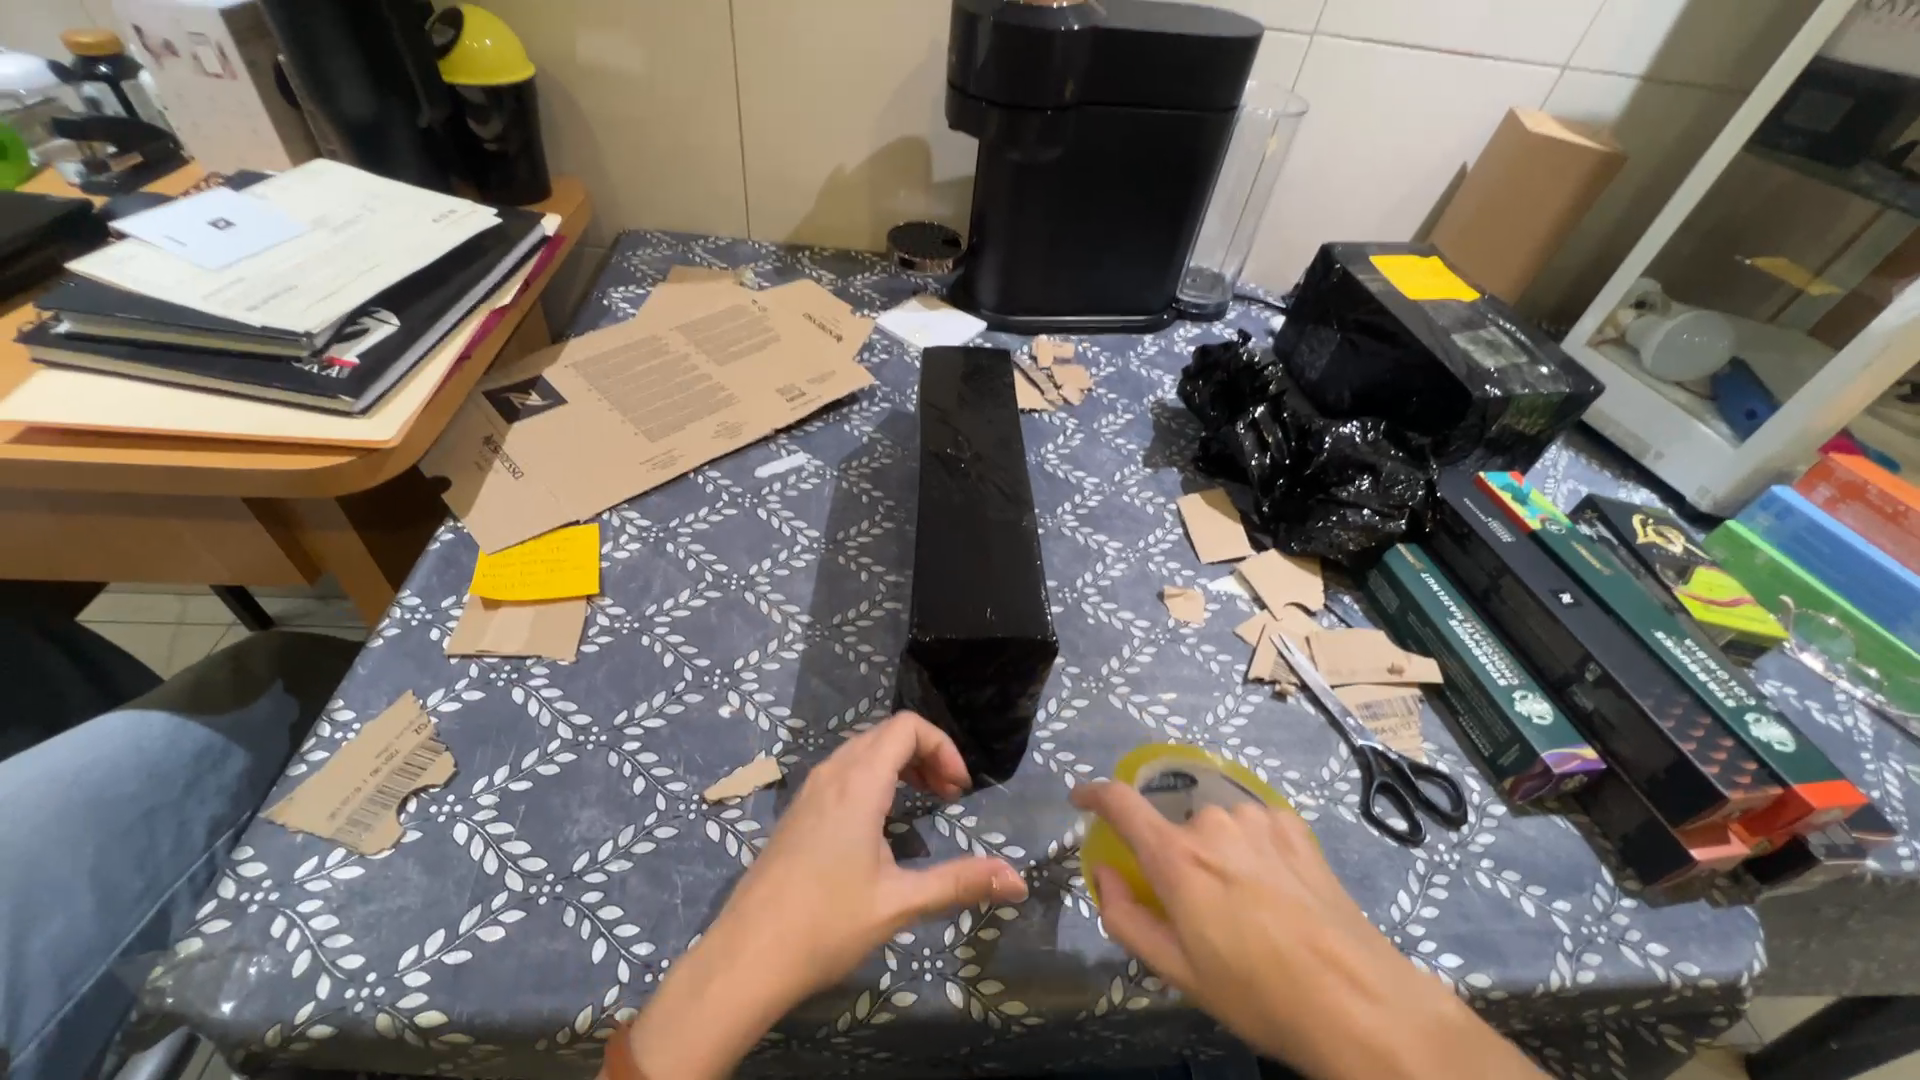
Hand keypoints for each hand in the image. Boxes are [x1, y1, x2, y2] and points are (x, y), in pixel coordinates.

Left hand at [617, 712, 1028, 1079]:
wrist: (746, 957)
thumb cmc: (825, 925)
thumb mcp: (899, 903)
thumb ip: (960, 883)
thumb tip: (1018, 882)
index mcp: (857, 784)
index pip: (906, 727)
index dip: (942, 746)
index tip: (959, 789)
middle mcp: (831, 775)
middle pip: (885, 733)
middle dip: (926, 753)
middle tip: (949, 795)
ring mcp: (809, 792)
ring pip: (861, 750)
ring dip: (899, 764)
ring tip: (924, 801)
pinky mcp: (797, 813)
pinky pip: (843, 771)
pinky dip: (874, 777)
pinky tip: (882, 823)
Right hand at [1072, 783, 1540, 1079]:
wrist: (1358, 1000)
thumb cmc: (1257, 992)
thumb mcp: (1178, 971)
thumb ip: (1126, 917)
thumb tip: (1105, 875)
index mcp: (1177, 858)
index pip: (1120, 803)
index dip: (1094, 793)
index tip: (1081, 797)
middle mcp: (1213, 823)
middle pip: (1173, 826)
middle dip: (1173, 857)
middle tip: (1194, 907)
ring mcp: (1258, 819)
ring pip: (1215, 826)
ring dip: (1214, 852)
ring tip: (1241, 904)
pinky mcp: (1294, 826)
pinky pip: (1253, 825)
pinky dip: (1249, 847)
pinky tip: (1273, 888)